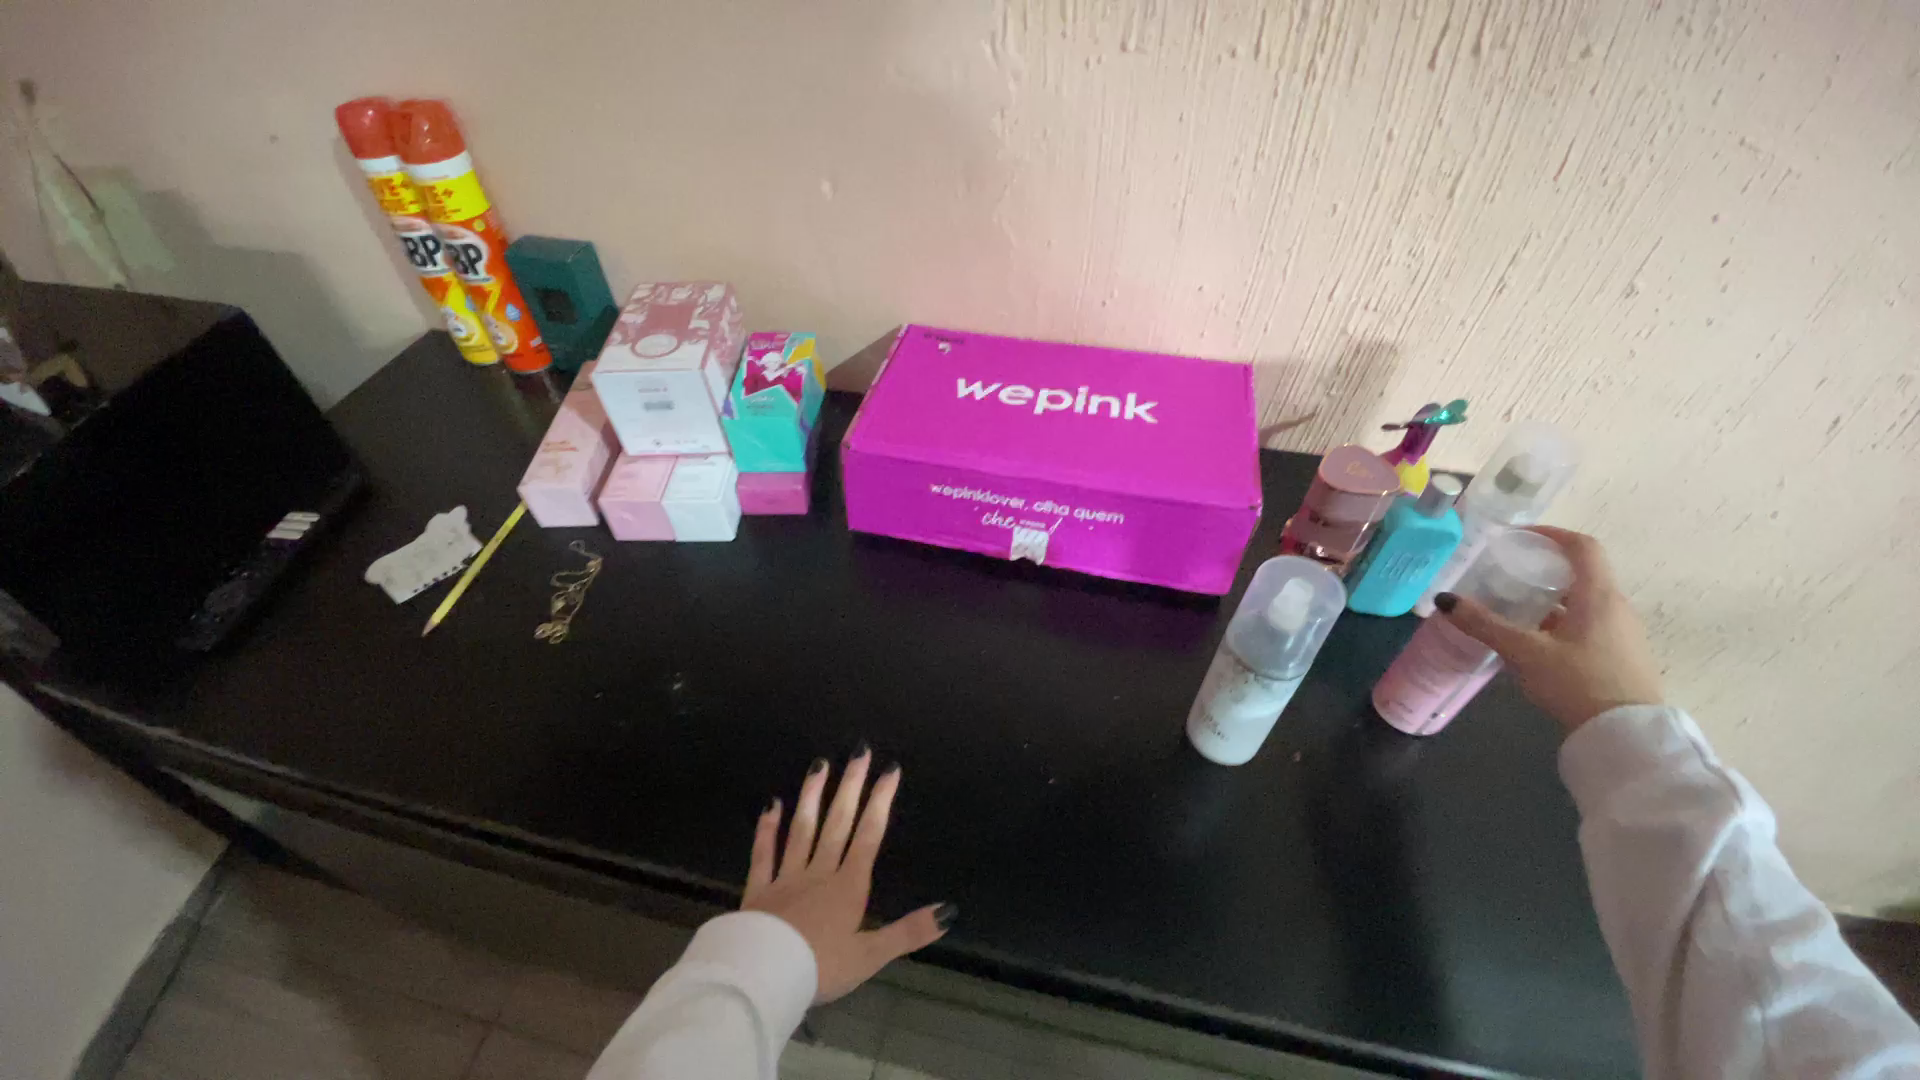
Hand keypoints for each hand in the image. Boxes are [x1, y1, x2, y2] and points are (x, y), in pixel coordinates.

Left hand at [743, 750, 953, 1003]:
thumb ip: (909, 932)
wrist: (764, 977)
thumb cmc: (821, 967)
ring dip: (812, 795)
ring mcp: (787, 877)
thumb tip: (949, 910)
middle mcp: (820, 872)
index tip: (890, 769)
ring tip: (819, 764)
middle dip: (851, 785)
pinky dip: (767, 828)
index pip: (869, 834)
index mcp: (849, 886)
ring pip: (803, 828)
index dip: (881, 801)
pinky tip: (772, 804)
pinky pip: (764, 853)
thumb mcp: (872, 955)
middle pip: (838, 821)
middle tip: (860, 751)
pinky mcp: (759, 889)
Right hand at [1436, 526, 1664, 734]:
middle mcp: (1615, 606)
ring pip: (1581, 599)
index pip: (1583, 547)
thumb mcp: (1524, 652)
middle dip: (1541, 566)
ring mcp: (1620, 632)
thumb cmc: (1578, 683)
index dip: (1551, 534)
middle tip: (1504, 571)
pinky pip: (1585, 622)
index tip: (1517, 537)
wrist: (1627, 736)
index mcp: (1599, 596)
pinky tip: (1531, 637)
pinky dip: (1557, 618)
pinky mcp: (1617, 654)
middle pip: (1580, 571)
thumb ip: (1485, 624)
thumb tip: (1445, 600)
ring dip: (1548, 595)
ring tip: (1510, 604)